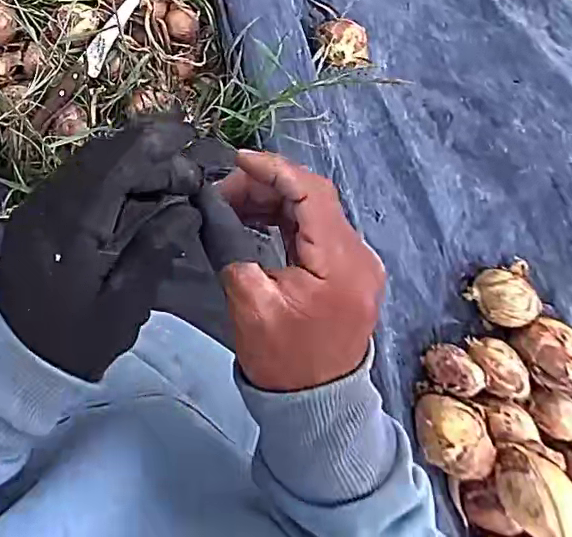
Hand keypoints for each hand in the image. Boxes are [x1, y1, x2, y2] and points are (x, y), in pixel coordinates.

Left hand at [0, 115, 205, 380]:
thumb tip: (189, 208)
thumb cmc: (72, 342)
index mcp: (70, 226)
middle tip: (188, 155)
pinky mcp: (37, 208)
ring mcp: (39, 202)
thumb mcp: (122, 308)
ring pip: (89, 158)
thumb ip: (154, 251)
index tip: (191, 149)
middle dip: (149, 145)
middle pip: (102, 153)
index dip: (157, 149)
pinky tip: (137, 181)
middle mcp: (49, 202)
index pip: (116, 165)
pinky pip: (79, 173)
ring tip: (170, 164)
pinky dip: (113, 168)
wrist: (9, 360)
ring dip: (131, 154)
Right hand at [207, 149, 384, 391]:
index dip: (273, 169)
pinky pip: (314, 226)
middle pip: (312, 196)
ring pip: (312, 207)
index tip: (237, 161)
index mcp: (341, 263)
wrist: (317, 409)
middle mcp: (359, 255)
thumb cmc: (283, 362)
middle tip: (223, 193)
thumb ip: (231, 244)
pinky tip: (252, 216)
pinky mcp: (346, 268)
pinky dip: (283, 215)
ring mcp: (357, 261)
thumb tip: (213, 205)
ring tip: (231, 203)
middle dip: (265, 184)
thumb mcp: (249, 302)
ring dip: (272, 198)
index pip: (311, 193)